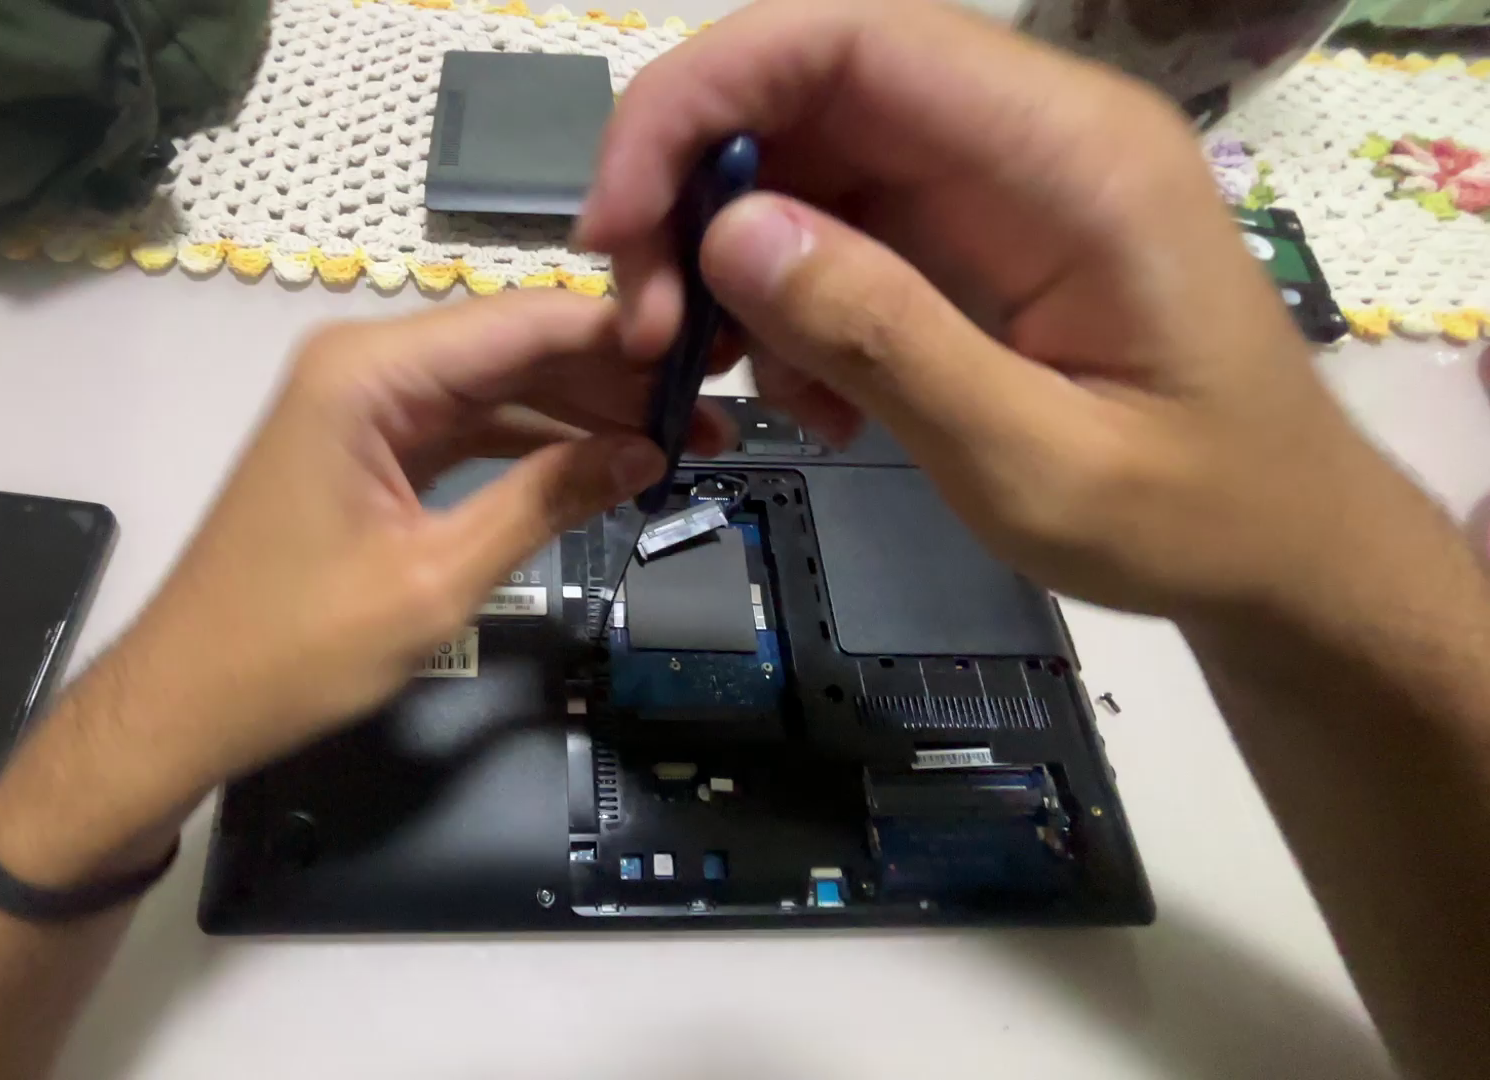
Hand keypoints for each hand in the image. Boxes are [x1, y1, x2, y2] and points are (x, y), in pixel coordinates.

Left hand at [0, 291, 738, 883]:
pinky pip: (467, 426)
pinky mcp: (370, 445)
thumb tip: (646, 453)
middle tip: (708, 413)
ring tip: (674, 441)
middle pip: (515, 348)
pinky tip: (597, 462)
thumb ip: (544, 501)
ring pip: (498, 387)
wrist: (187, 700)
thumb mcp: (437, 578)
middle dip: (612, 381)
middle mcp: (367, 364)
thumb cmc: (297, 648)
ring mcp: (367, 404)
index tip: (708, 360)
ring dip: (579, 414)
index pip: (523, 324)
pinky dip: (529, 444)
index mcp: (371, 373)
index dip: (622, 338)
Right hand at [578, 0, 1394, 619]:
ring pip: (787, 183)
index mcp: (1057, 154)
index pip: (841, 44)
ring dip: (722, 280)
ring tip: (736, 389)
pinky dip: (772, 324)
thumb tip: (729, 234)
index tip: (611, 228)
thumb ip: (885, 336)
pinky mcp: (942, 251)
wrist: (1260, 545)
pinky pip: (814, 252)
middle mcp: (1006, 141)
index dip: (694, 106)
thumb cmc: (1179, 512)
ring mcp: (970, 195)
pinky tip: (809, 406)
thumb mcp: (1026, 455)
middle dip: (684, 209)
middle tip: (651, 336)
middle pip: (792, 104)